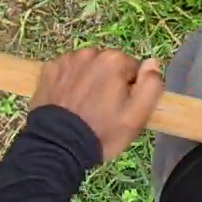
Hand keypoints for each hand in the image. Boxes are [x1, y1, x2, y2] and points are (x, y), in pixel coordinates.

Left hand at [31, 48, 164, 161]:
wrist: (56, 148)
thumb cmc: (102, 132)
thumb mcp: (137, 116)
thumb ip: (151, 85)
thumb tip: (152, 62)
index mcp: (115, 60)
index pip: (134, 69)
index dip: (131, 89)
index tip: (122, 108)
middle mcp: (90, 53)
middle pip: (110, 65)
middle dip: (110, 82)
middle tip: (103, 109)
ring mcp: (66, 60)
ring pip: (88, 66)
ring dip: (90, 80)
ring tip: (84, 106)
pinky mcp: (48, 70)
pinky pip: (68, 70)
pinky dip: (70, 81)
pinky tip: (68, 100)